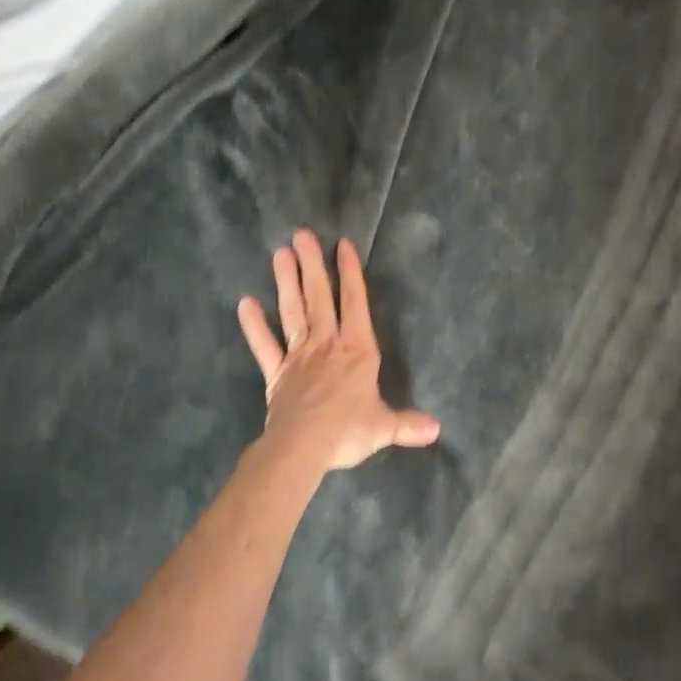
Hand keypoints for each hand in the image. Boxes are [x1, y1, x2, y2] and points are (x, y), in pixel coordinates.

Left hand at [236, 230, 439, 470]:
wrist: (302, 446)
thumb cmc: (348, 431)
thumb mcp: (384, 427)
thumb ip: (407, 424)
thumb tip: (435, 429)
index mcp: (357, 350)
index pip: (355, 303)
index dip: (350, 273)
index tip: (342, 244)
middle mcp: (327, 344)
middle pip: (319, 298)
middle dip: (312, 265)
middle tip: (302, 234)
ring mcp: (299, 356)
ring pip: (293, 312)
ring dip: (286, 282)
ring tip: (279, 253)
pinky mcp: (276, 373)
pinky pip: (264, 346)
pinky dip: (254, 326)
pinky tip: (245, 303)